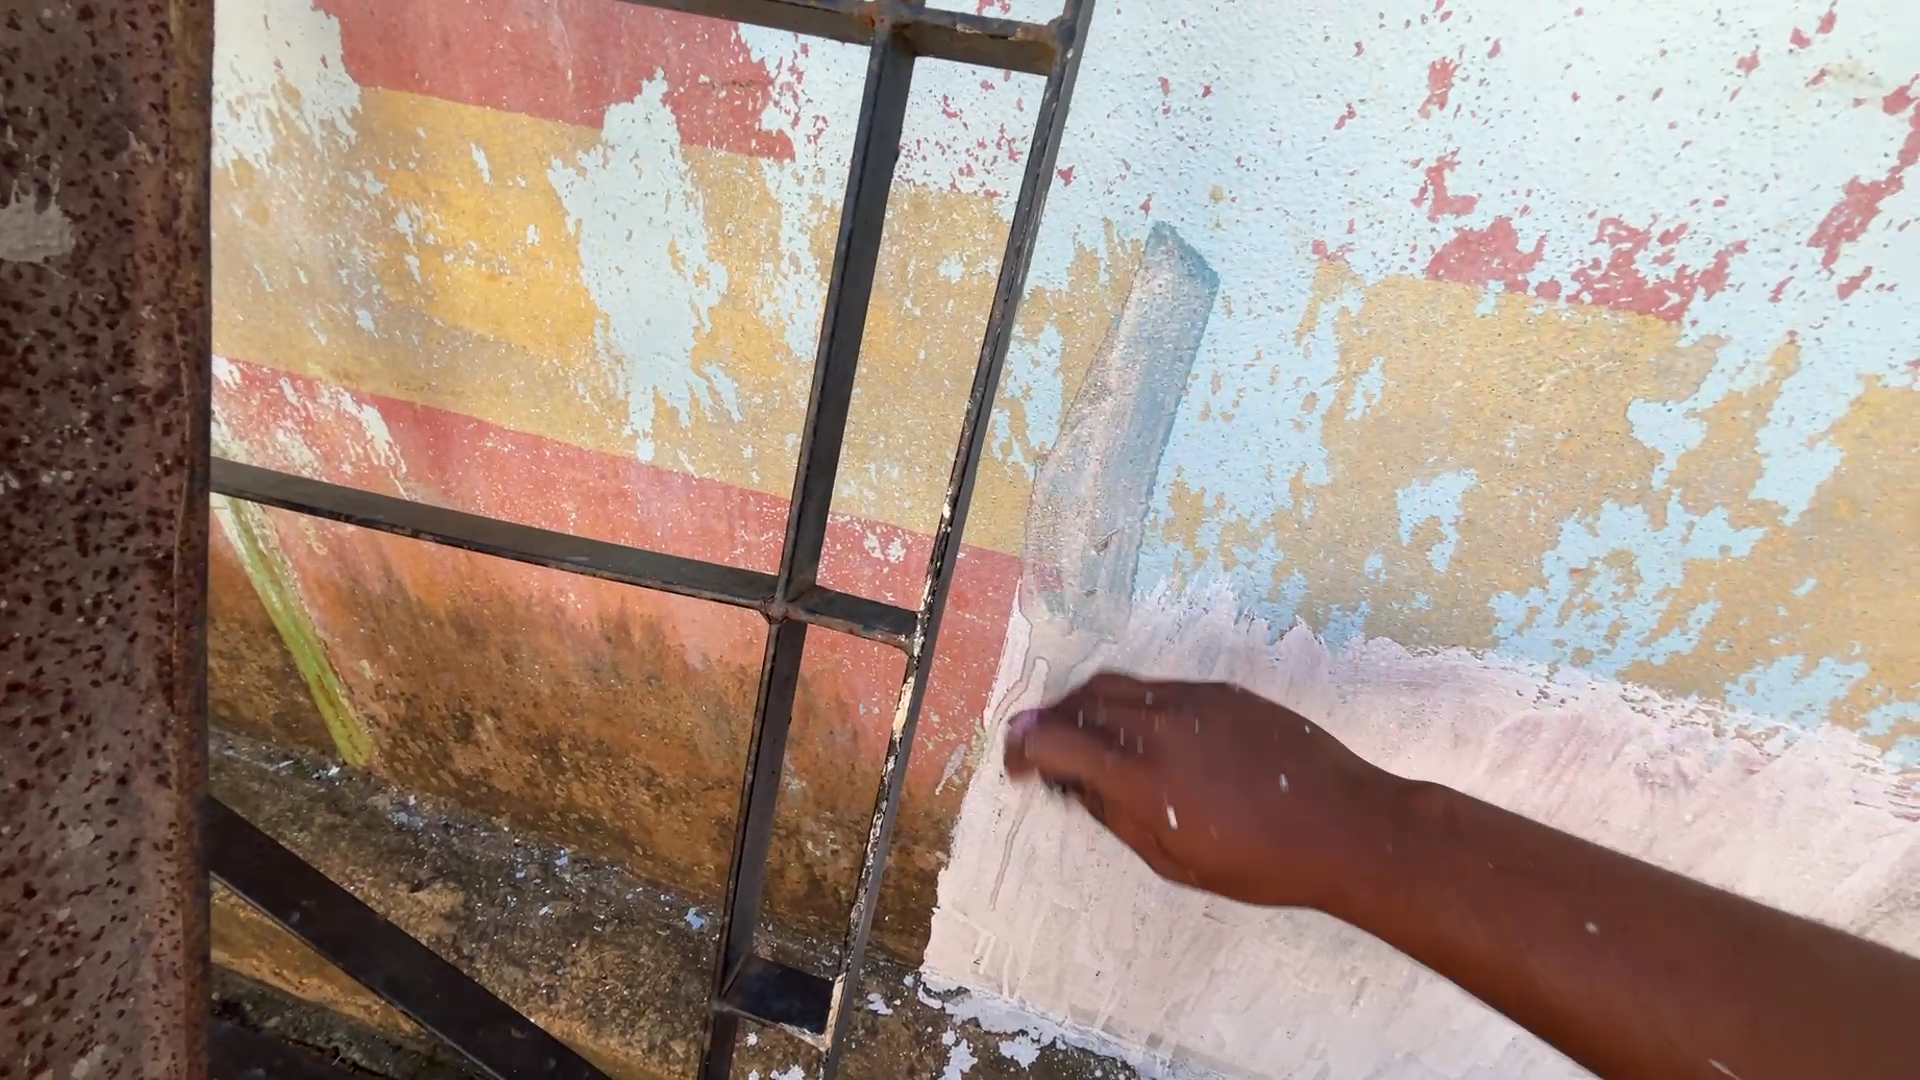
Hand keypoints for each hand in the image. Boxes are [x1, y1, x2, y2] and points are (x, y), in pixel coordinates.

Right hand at [1002, 672, 1398, 909]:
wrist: (1347, 825)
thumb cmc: (1262, 862)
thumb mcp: (1173, 861)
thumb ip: (1114, 816)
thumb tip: (1077, 784)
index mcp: (1140, 776)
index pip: (1054, 740)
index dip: (1022, 747)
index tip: (1016, 762)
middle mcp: (1156, 725)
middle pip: (1077, 702)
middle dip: (1048, 722)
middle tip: (1044, 746)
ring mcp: (1189, 700)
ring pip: (1113, 686)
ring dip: (1084, 705)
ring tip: (1084, 731)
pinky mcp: (1217, 690)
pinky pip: (1155, 687)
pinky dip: (1129, 703)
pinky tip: (1143, 731)